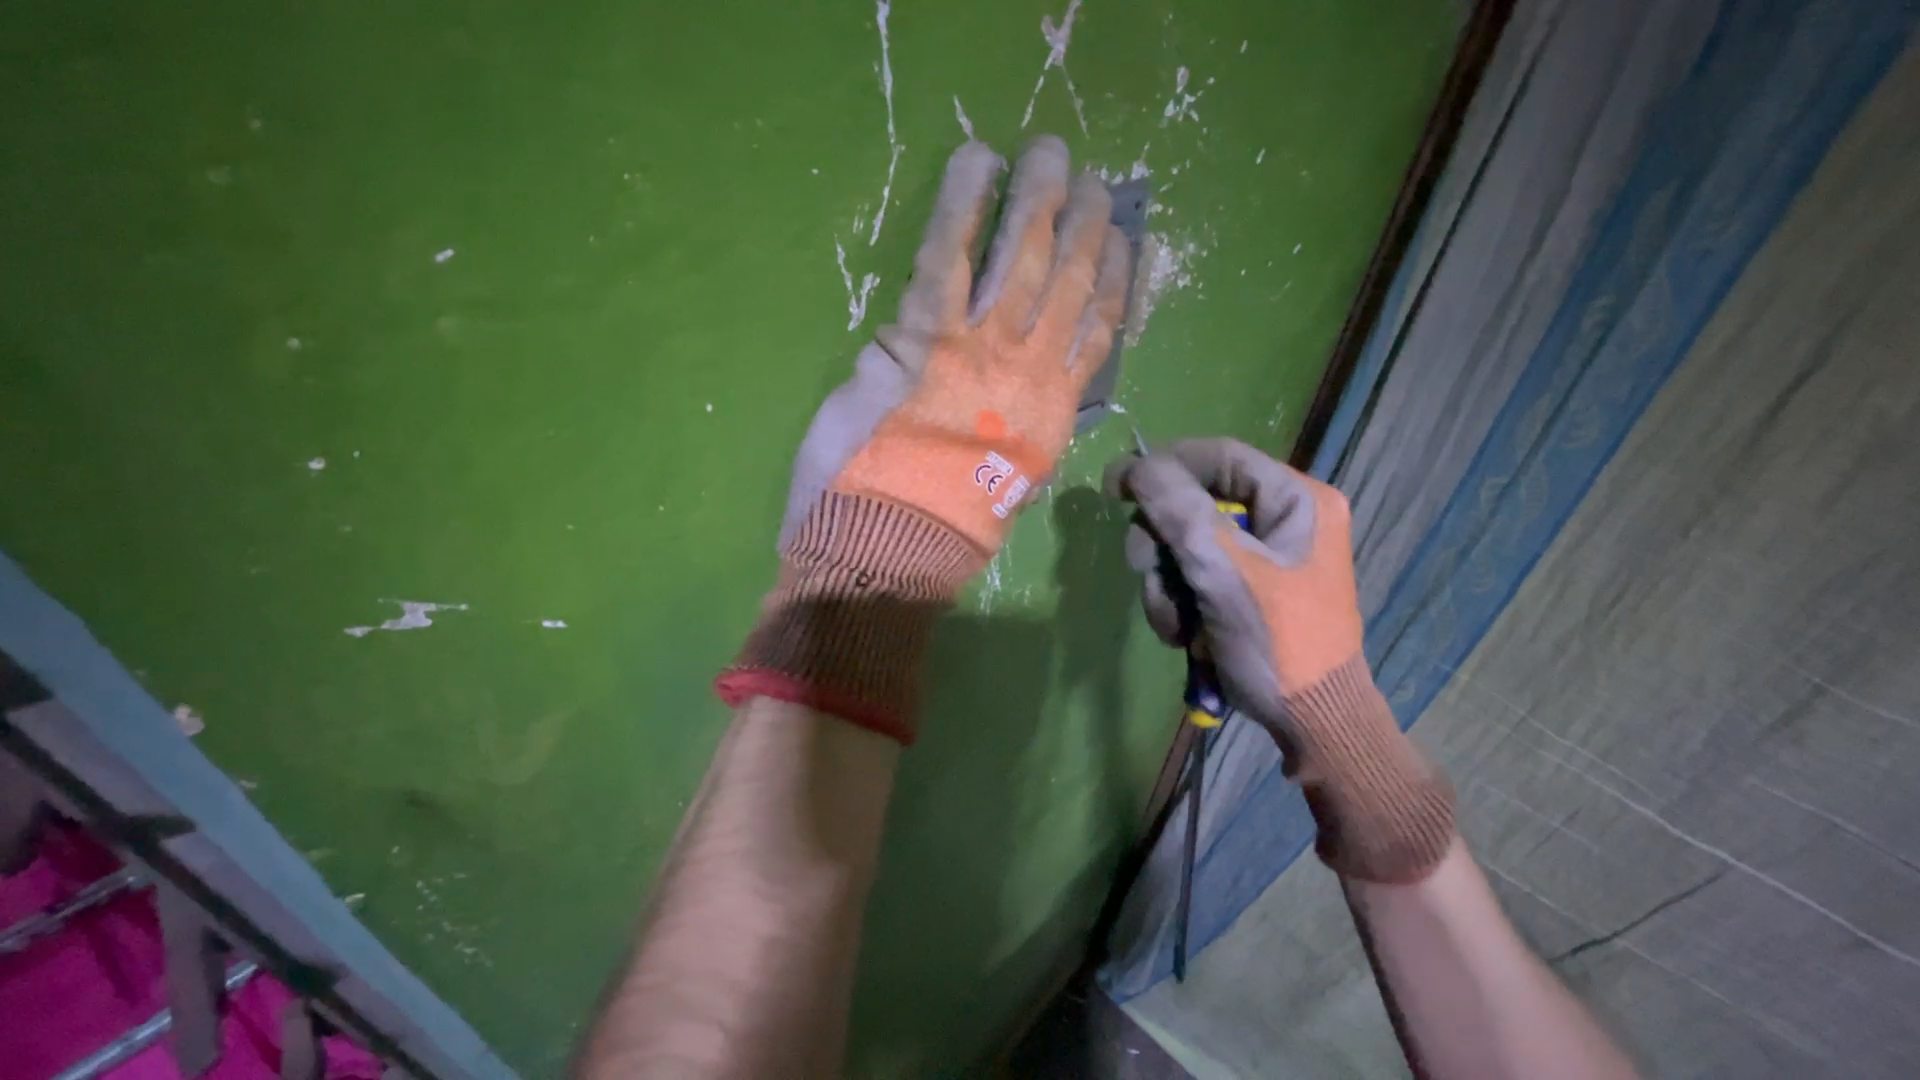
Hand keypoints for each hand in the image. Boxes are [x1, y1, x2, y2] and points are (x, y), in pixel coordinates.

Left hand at [781, 136, 1130, 552]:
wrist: (892, 548)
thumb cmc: (943, 529)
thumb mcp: (1005, 483)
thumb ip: (1015, 426)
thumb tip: (1015, 389)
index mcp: (1052, 411)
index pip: (1098, 332)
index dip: (1115, 281)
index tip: (1124, 243)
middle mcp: (1030, 370)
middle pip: (1069, 281)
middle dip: (1084, 224)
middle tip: (1093, 180)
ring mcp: (981, 346)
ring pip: (1023, 258)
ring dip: (1040, 200)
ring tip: (1053, 155)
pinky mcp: (923, 334)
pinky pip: (948, 254)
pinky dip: (964, 204)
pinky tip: (980, 159)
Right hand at [1105, 439, 1454, 882]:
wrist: (1314, 724)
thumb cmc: (1280, 642)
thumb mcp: (1224, 571)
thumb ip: (1177, 510)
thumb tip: (1133, 466)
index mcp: (1296, 499)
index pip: (1217, 457)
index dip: (1162, 466)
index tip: (1114, 489)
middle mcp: (1282, 519)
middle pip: (1192, 505)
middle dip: (1162, 547)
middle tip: (1151, 576)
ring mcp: (1263, 558)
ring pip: (1184, 547)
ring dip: (1166, 586)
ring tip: (1178, 627)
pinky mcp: (1245, 591)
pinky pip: (1192, 578)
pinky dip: (1179, 605)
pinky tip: (1186, 637)